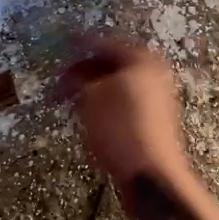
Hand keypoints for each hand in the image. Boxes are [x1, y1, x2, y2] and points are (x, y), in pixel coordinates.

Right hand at [57, 37, 189, 198]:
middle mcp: (153, 73)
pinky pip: (124, 105)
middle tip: (61, 80)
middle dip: (85, 72)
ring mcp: (157, 98)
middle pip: (112, 65)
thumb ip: (79, 80)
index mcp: (141, 59)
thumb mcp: (90, 99)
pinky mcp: (154, 122)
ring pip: (117, 86)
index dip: (80, 45)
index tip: (63, 45)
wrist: (151, 175)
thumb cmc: (120, 129)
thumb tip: (73, 75)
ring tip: (71, 101)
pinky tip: (90, 118)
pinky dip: (106, 106)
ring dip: (93, 91)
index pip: (105, 44)